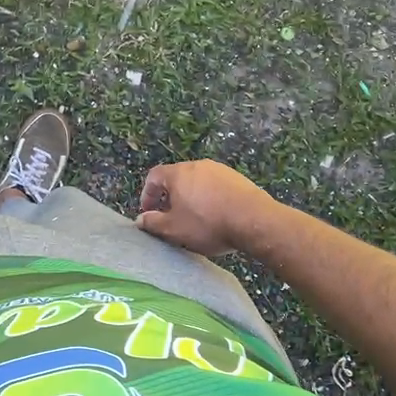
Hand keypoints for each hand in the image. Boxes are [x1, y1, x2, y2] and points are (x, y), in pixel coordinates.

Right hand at [137, 160, 275, 256]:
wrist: (254, 220)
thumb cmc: (208, 223)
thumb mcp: (174, 229)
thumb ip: (153, 223)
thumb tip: (140, 220)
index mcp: (177, 174)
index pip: (154, 176)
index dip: (148, 194)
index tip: (149, 212)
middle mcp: (197, 165)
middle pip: (176, 178)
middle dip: (170, 196)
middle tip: (171, 216)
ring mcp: (220, 170)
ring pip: (198, 182)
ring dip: (192, 197)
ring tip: (196, 217)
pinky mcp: (238, 178)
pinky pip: (217, 186)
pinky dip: (211, 198)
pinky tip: (218, 215)